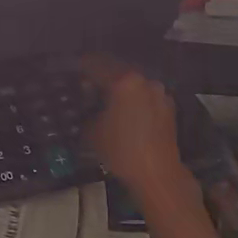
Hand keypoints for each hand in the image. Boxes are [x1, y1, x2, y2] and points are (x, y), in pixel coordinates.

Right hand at [82, 54, 188, 199]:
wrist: (157, 173)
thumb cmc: (120, 150)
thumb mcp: (92, 131)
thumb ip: (86, 112)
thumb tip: (87, 106)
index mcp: (123, 81)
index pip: (95, 64)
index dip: (80, 65)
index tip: (70, 68)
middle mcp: (143, 80)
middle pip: (116, 69)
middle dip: (100, 75)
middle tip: (85, 84)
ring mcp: (159, 92)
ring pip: (132, 82)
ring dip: (118, 86)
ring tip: (104, 98)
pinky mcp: (167, 106)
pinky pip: (144, 95)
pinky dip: (132, 98)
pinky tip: (123, 111)